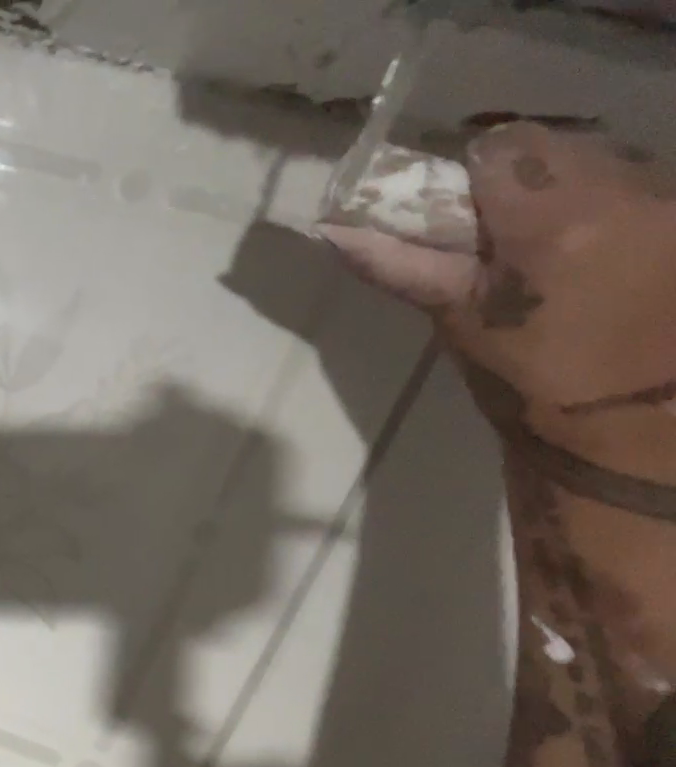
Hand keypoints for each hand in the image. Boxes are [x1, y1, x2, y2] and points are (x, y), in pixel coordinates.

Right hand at [317, 123, 675, 477]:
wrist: (633, 414)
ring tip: (537, 233)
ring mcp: (670, 200)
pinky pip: (637, 180)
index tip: (447, 193)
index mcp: (553, 218)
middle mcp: (626, 190)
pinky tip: (587, 243)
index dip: (469, 161)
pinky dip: (603, 198)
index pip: (503, 144)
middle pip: (557, 141)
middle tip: (485, 217)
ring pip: (602, 155)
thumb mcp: (458, 318)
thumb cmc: (530, 374)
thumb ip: (401, 265)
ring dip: (563, 180)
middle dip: (516, 169)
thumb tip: (334, 231)